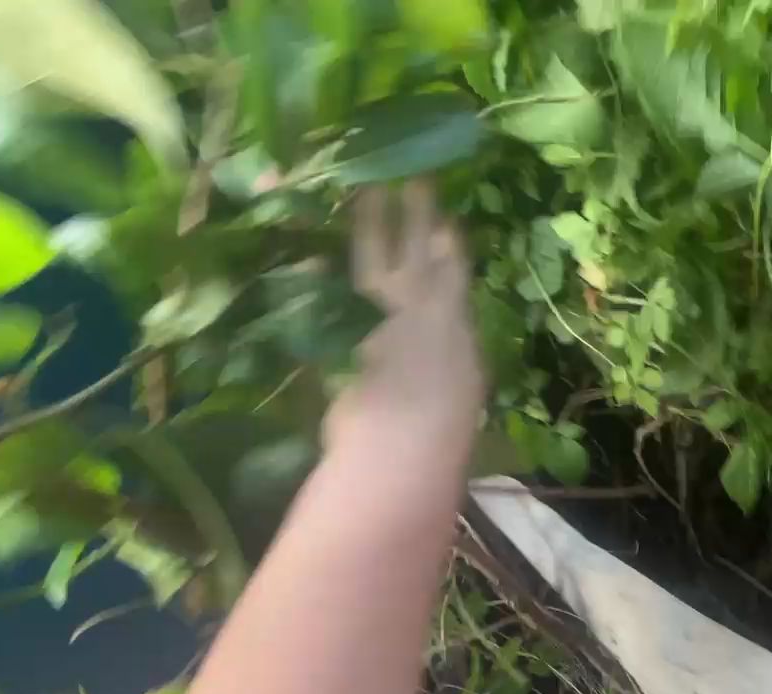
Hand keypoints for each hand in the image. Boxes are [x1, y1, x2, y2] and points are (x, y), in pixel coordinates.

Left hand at [326, 180, 485, 455]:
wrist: (402, 440)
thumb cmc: (447, 422)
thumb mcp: (466, 380)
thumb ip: (455, 345)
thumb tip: (450, 331)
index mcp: (452, 317)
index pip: (453, 265)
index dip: (450, 240)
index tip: (448, 216)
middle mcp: (412, 300)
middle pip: (414, 243)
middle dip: (414, 208)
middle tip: (412, 176)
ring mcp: (370, 308)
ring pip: (369, 250)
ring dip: (368, 218)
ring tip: (363, 188)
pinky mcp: (332, 323)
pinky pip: (319, 285)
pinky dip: (313, 267)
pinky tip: (304, 249)